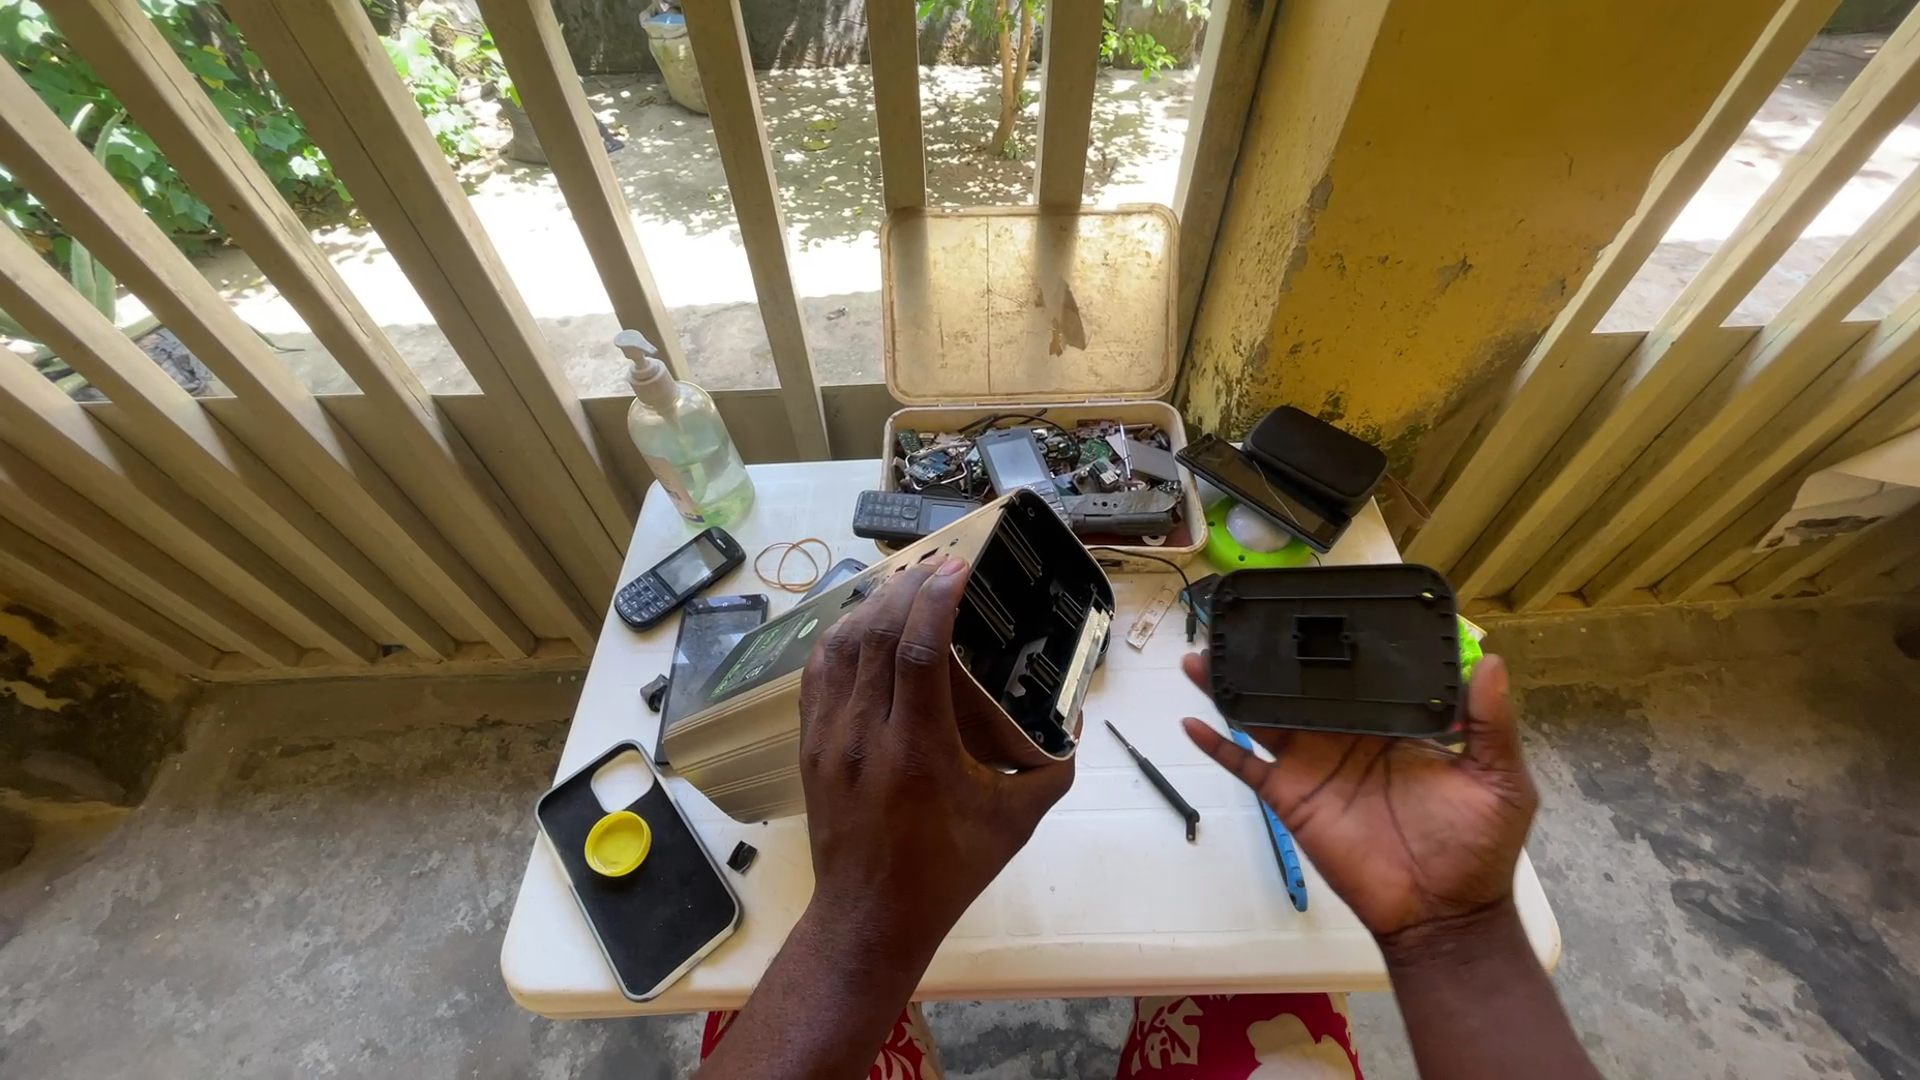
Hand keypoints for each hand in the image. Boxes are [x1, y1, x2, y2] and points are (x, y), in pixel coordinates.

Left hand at [797, 555, 1074, 957]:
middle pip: (878, 635)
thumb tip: (1075, 717)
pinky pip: (818, 672)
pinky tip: (861, 620)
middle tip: (939, 564)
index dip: (936, 599)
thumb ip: (1053, 768)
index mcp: (916, 751)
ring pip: (842, 646)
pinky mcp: (810, 743)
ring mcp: (829, 737)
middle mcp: (865, 734)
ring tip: (905, 582)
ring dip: (874, 604)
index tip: (957, 566)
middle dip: (908, 588)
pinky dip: (840, 635)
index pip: (919, 651)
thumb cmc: (946, 870)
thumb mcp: (1015, 823)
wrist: (869, 917)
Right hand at [1181, 653, 1535, 944]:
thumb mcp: (1499, 780)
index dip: (1326, 645)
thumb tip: (1491, 659)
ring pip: (1258, 717)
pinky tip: (1191, 722)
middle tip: (1232, 627)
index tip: (1304, 610)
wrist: (1441, 912)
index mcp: (1382, 725)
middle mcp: (1337, 736)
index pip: (1348, 676)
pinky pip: (1244, 765)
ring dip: (1227, 689)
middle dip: (1262, 659)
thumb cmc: (1475, 846)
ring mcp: (1308, 764)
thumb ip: (1491, 723)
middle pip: (1291, 688)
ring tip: (1198, 660)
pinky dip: (1215, 745)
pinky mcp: (1287, 795)